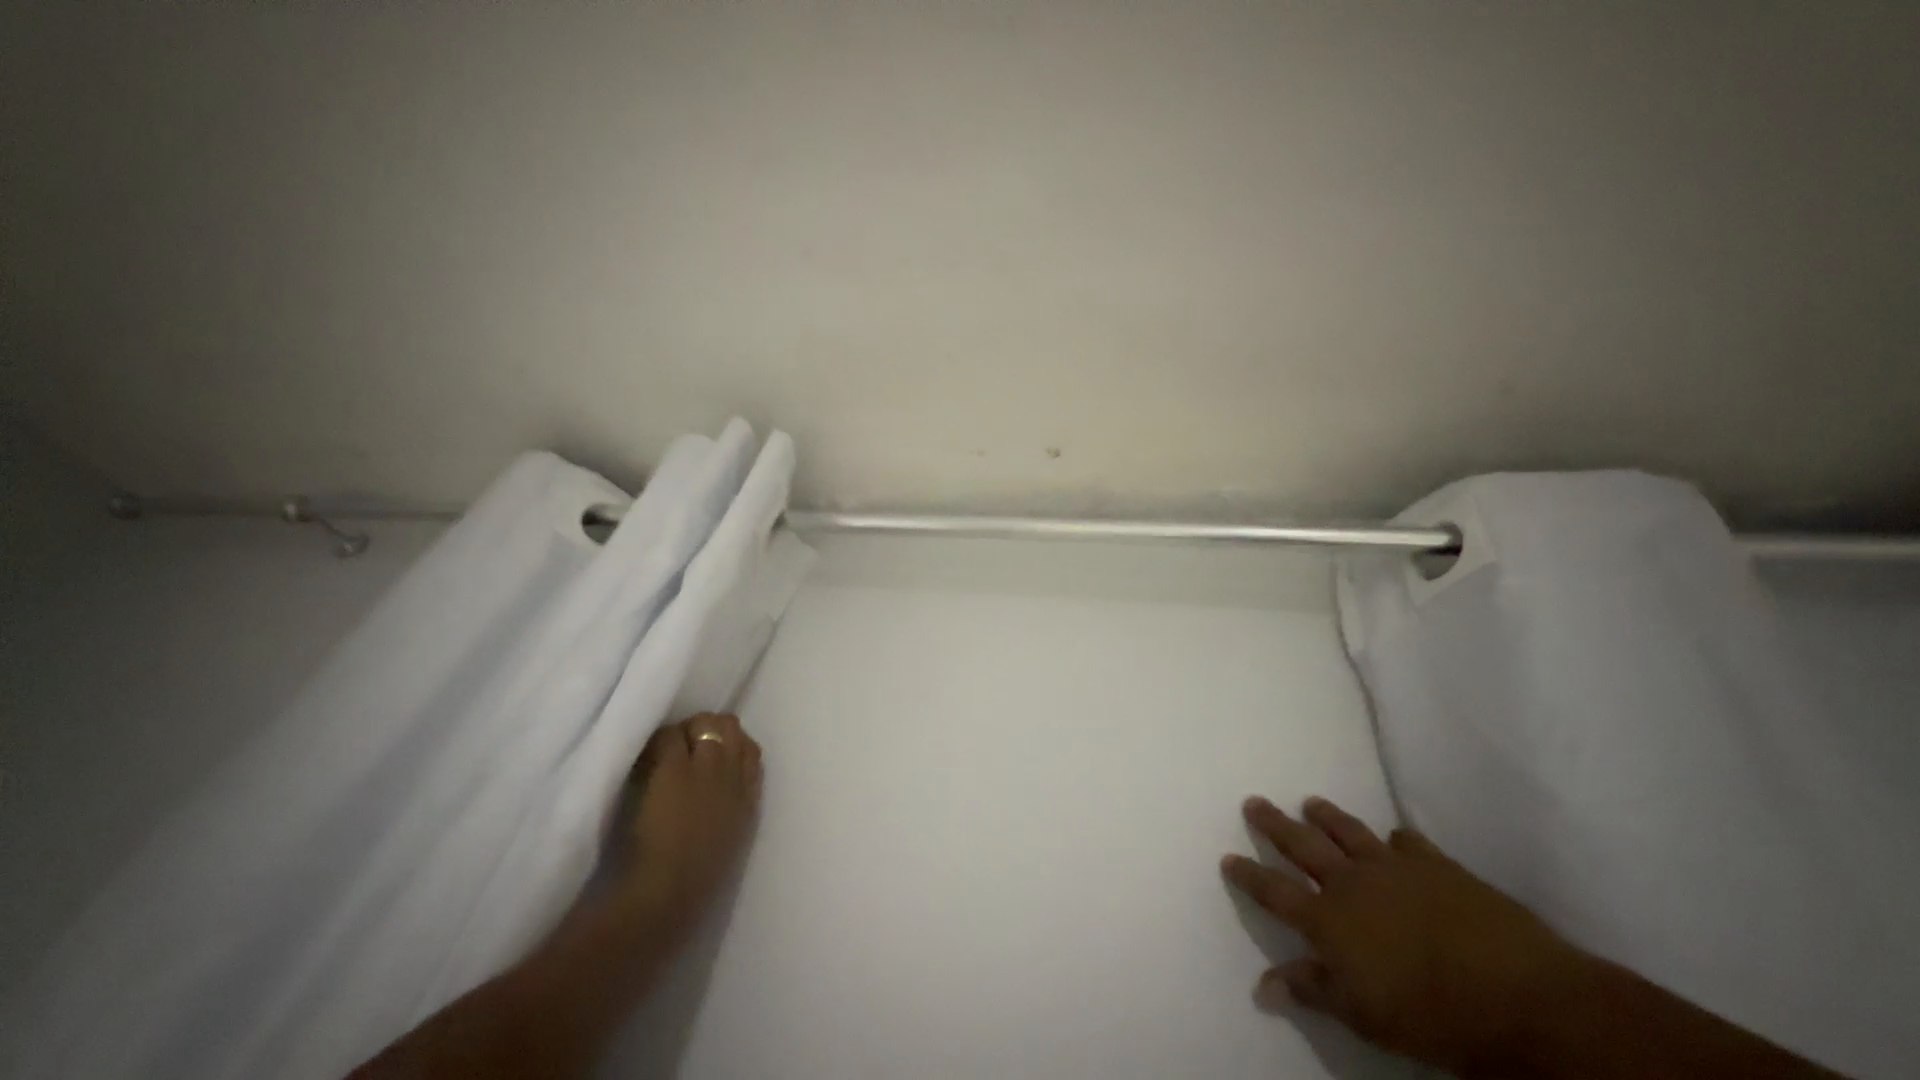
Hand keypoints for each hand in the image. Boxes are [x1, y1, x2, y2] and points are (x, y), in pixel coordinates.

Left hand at [621, 713, 762, 925]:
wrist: (669, 892)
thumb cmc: (695, 881)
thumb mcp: (729, 842)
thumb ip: (730, 811)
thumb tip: (718, 795)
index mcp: (750, 798)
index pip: (751, 751)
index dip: (728, 746)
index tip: (707, 756)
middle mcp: (735, 775)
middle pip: (730, 728)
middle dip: (707, 730)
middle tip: (684, 747)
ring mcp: (706, 767)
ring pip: (703, 723)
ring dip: (683, 732)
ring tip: (664, 751)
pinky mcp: (675, 767)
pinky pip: (669, 736)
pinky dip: (658, 742)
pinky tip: (646, 760)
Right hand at [1222, 796, 1592, 1076]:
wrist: (1518, 996)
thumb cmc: (1430, 1015)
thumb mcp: (1363, 1015)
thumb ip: (1313, 990)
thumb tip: (1263, 985)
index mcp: (1329, 920)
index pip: (1275, 891)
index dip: (1249, 875)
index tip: (1228, 857)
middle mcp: (1353, 883)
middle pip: (1303, 846)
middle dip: (1275, 825)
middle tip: (1254, 802)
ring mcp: (1396, 868)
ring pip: (1350, 832)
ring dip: (1326, 817)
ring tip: (1310, 802)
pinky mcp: (1439, 865)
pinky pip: (1408, 842)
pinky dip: (1396, 838)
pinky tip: (1394, 836)